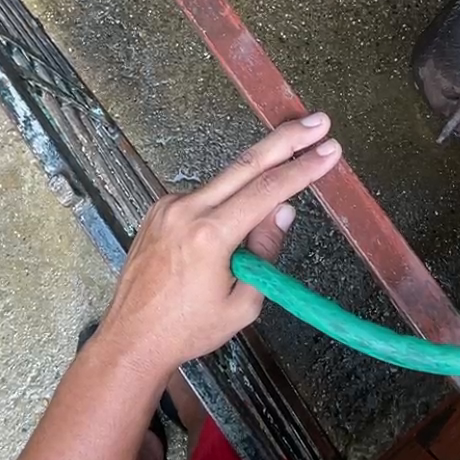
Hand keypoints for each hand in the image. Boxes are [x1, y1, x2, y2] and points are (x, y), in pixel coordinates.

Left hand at [92, 114, 342, 377]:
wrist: (130, 338)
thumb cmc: (188, 329)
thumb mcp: (241, 303)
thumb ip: (265, 251)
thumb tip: (283, 208)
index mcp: (210, 235)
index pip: (267, 191)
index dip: (303, 168)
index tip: (330, 150)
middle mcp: (187, 210)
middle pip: (247, 163)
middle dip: (287, 139)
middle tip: (319, 121)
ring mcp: (169, 205)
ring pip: (226, 181)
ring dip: (258, 176)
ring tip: (282, 182)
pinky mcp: (160, 208)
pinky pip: (205, 196)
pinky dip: (226, 202)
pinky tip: (229, 231)